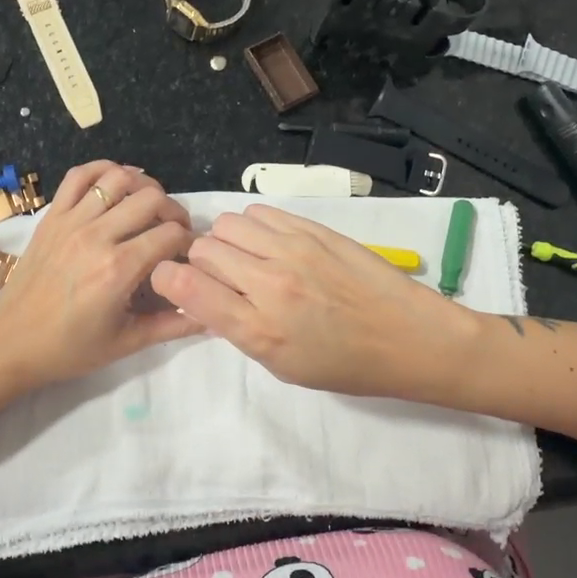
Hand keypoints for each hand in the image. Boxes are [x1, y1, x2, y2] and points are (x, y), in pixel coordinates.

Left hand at [0, 161, 201, 390]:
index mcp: (118, 269)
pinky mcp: (52, 215)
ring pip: (118, 178)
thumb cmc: (70, 348)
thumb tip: (212, 317)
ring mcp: (71, 221)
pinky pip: (79, 176)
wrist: (11, 343)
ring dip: (143, 185)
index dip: (189, 241)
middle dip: (173, 211)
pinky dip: (102, 169)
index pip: (171, 235)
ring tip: (149, 204)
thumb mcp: (127, 343)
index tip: (190, 255)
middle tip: (174, 230)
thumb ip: (173, 326)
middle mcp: (97, 236)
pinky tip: (117, 182)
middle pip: (151, 199)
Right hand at [151, 205, 479, 400]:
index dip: (167, 281)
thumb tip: (205, 299)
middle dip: (200, 264)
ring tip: (246, 260)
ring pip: (227, 224)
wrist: (409, 337)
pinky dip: (253, 227)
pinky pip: (259, 212)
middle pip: (203, 250)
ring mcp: (292, 250)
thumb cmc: (346, 365)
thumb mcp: (283, 365)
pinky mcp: (312, 229)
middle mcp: (269, 284)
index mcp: (259, 330)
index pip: (186, 287)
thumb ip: (238, 329)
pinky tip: (269, 245)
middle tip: (220, 279)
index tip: (172, 284)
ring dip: (226, 242)